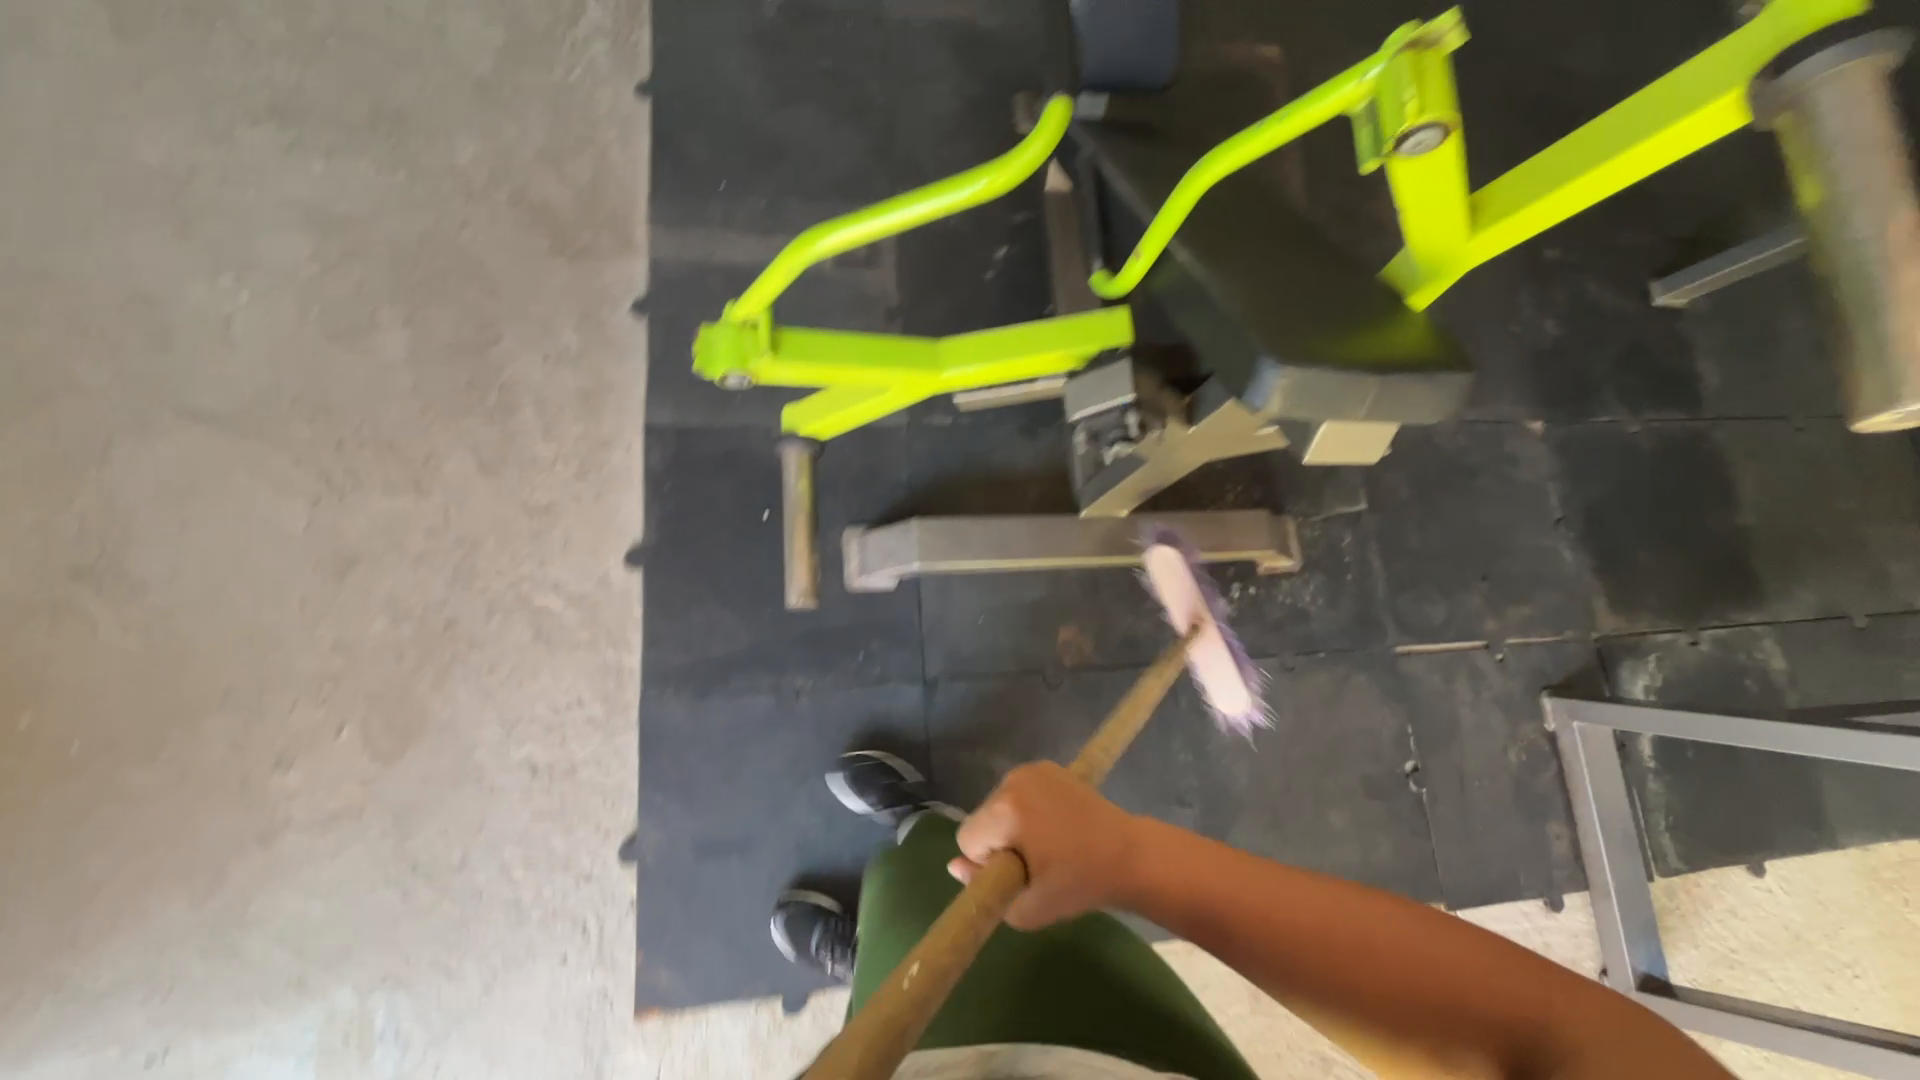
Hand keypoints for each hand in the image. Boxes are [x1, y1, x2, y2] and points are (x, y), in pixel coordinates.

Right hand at [948, 762, 1142, 929]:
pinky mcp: (1051, 767)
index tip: (1018, 872)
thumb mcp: (1028, 906)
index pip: (967, 838)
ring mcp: (1033, 769)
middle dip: (998, 841)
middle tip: (1036, 861)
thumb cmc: (1080, 883)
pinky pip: (1020, 793)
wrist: (1131, 856)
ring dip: (1013, 825)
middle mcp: (1013, 780)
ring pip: (1000, 805)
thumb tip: (956, 867)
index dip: (986, 862)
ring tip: (1049, 844)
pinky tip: (1056, 826)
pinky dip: (1028, 809)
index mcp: (1005, 809)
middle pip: (983, 818)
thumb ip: (983, 890)